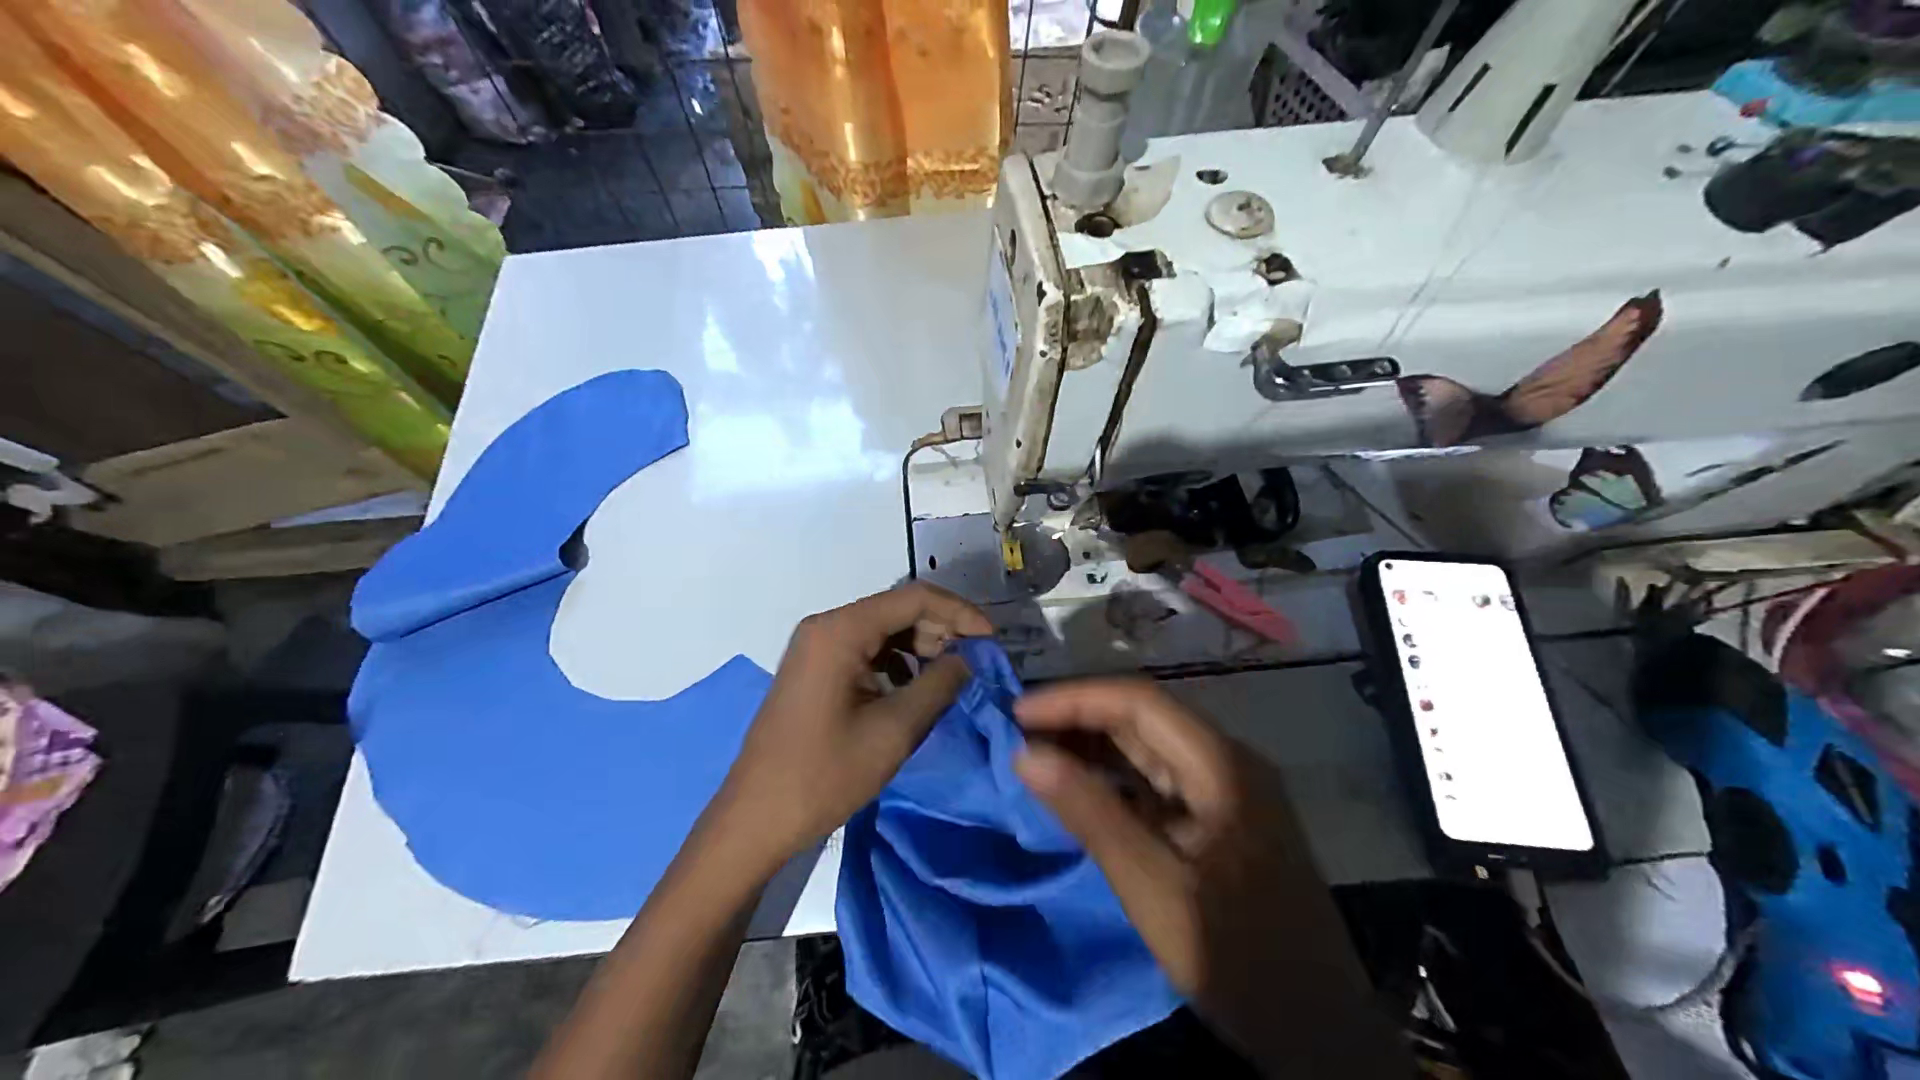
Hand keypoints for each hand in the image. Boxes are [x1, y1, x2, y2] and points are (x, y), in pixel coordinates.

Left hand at [716, 582, 991, 870]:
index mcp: (840, 631)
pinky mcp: (815, 668)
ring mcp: (816, 647)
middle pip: (897, 610)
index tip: (992, 641)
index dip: (959, 613)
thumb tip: (970, 657)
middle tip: (973, 664)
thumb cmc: (825, 774)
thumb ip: (940, 684)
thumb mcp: (894, 730)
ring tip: (948, 679)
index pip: (913, 598)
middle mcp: (825, 626)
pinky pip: (865, 649)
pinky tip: (914, 690)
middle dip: (941, 631)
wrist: (757, 817)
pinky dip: (897, 662)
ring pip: (883, 629)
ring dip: (921, 647)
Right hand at [1013, 679, 1404, 1074]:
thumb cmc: (1236, 956)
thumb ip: (1089, 812)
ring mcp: (1225, 791)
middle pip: (1143, 717)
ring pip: (1148, 748)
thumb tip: (1024, 753)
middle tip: (1016, 736)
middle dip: (1078, 719)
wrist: (1318, 1033)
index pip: (1138, 702)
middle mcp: (1226, 762)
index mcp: (1221, 765)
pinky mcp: (1218, 820)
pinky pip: (1157, 781)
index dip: (1073, 699)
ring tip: (1035, 756)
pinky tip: (1078, 790)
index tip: (1015, 714)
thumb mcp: (1152, 887)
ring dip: (1092, 747)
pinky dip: (1113, 779)